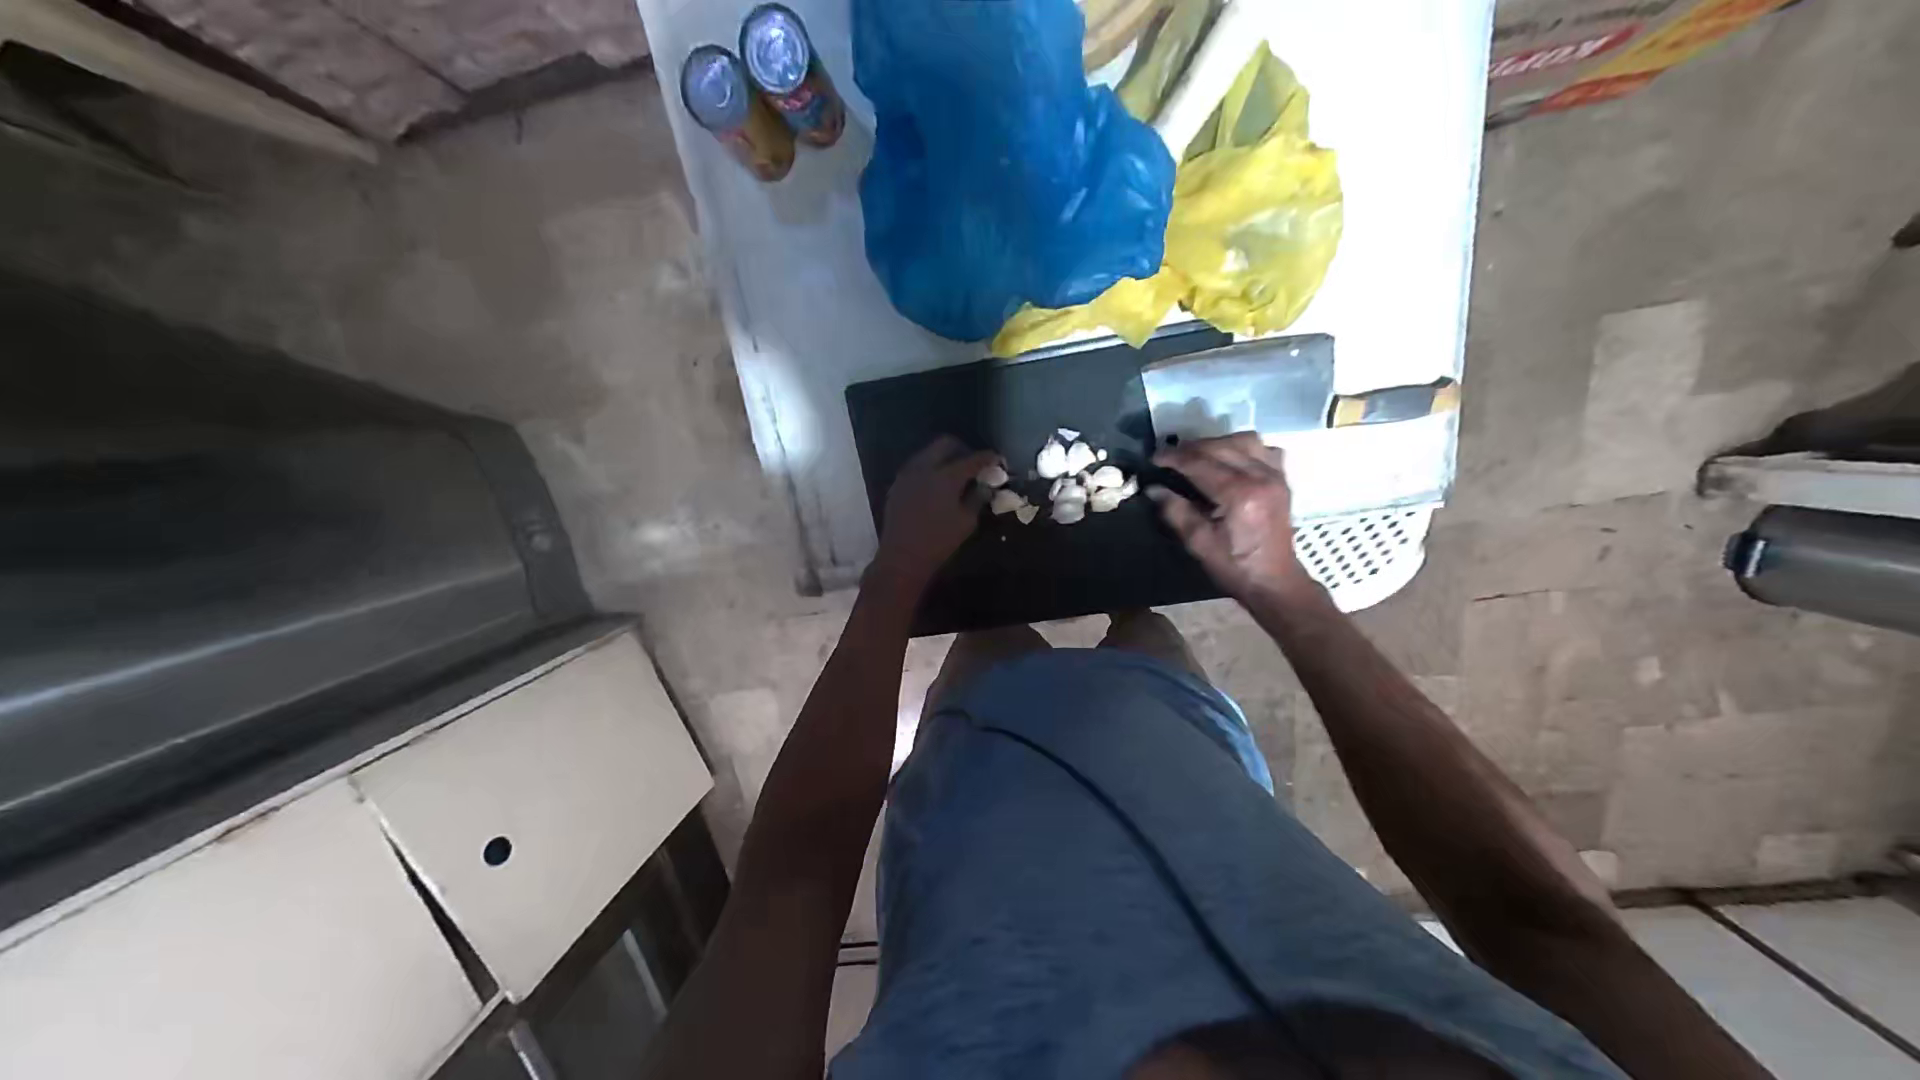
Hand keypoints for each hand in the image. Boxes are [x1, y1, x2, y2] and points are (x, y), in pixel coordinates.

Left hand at [870, 436, 997, 594]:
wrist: (902, 558)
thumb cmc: (939, 542)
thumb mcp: (967, 521)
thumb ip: (978, 498)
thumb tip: (985, 485)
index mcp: (946, 476)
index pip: (973, 459)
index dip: (989, 458)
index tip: (998, 461)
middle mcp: (924, 467)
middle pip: (946, 443)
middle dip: (963, 450)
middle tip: (973, 465)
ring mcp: (907, 474)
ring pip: (928, 453)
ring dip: (944, 458)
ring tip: (955, 475)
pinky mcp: (897, 484)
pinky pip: (916, 467)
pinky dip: (930, 469)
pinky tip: (936, 486)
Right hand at [1149, 434, 1319, 604]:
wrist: (1274, 581)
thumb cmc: (1234, 566)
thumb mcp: (1198, 543)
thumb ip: (1175, 511)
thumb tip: (1153, 488)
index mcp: (1239, 494)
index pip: (1200, 462)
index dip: (1173, 457)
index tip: (1154, 458)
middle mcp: (1260, 477)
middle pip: (1220, 446)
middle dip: (1190, 448)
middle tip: (1169, 457)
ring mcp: (1275, 475)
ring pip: (1243, 440)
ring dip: (1217, 443)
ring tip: (1198, 455)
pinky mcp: (1282, 479)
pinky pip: (1264, 448)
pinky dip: (1243, 448)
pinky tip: (1229, 459)